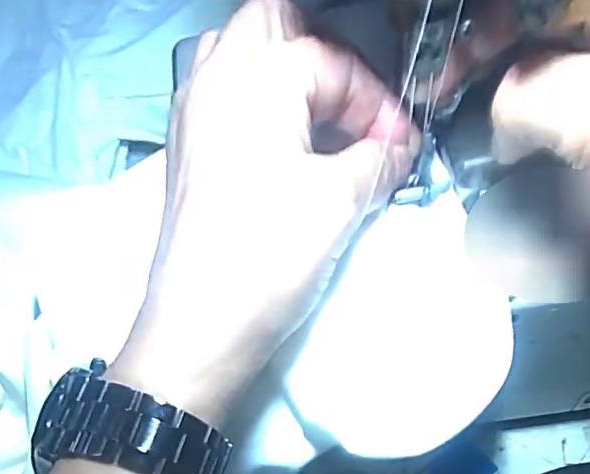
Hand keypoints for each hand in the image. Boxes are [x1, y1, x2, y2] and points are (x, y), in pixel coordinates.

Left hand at [114, 0, 418, 425]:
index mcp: (257, 74)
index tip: (403, 147)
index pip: (331, 60)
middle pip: (275, 28)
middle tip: (357, 117)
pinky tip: (282, 152)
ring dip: (286, 77)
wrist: (201, 327)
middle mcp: (214, 76)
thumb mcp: (339, 203)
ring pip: (241, 56)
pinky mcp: (185, 154)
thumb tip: (399, 149)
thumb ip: (377, 162)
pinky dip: (258, 108)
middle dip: (327, 62)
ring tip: (321, 127)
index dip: (377, 103)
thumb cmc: (270, 257)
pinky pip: (222, 99)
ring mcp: (191, 115)